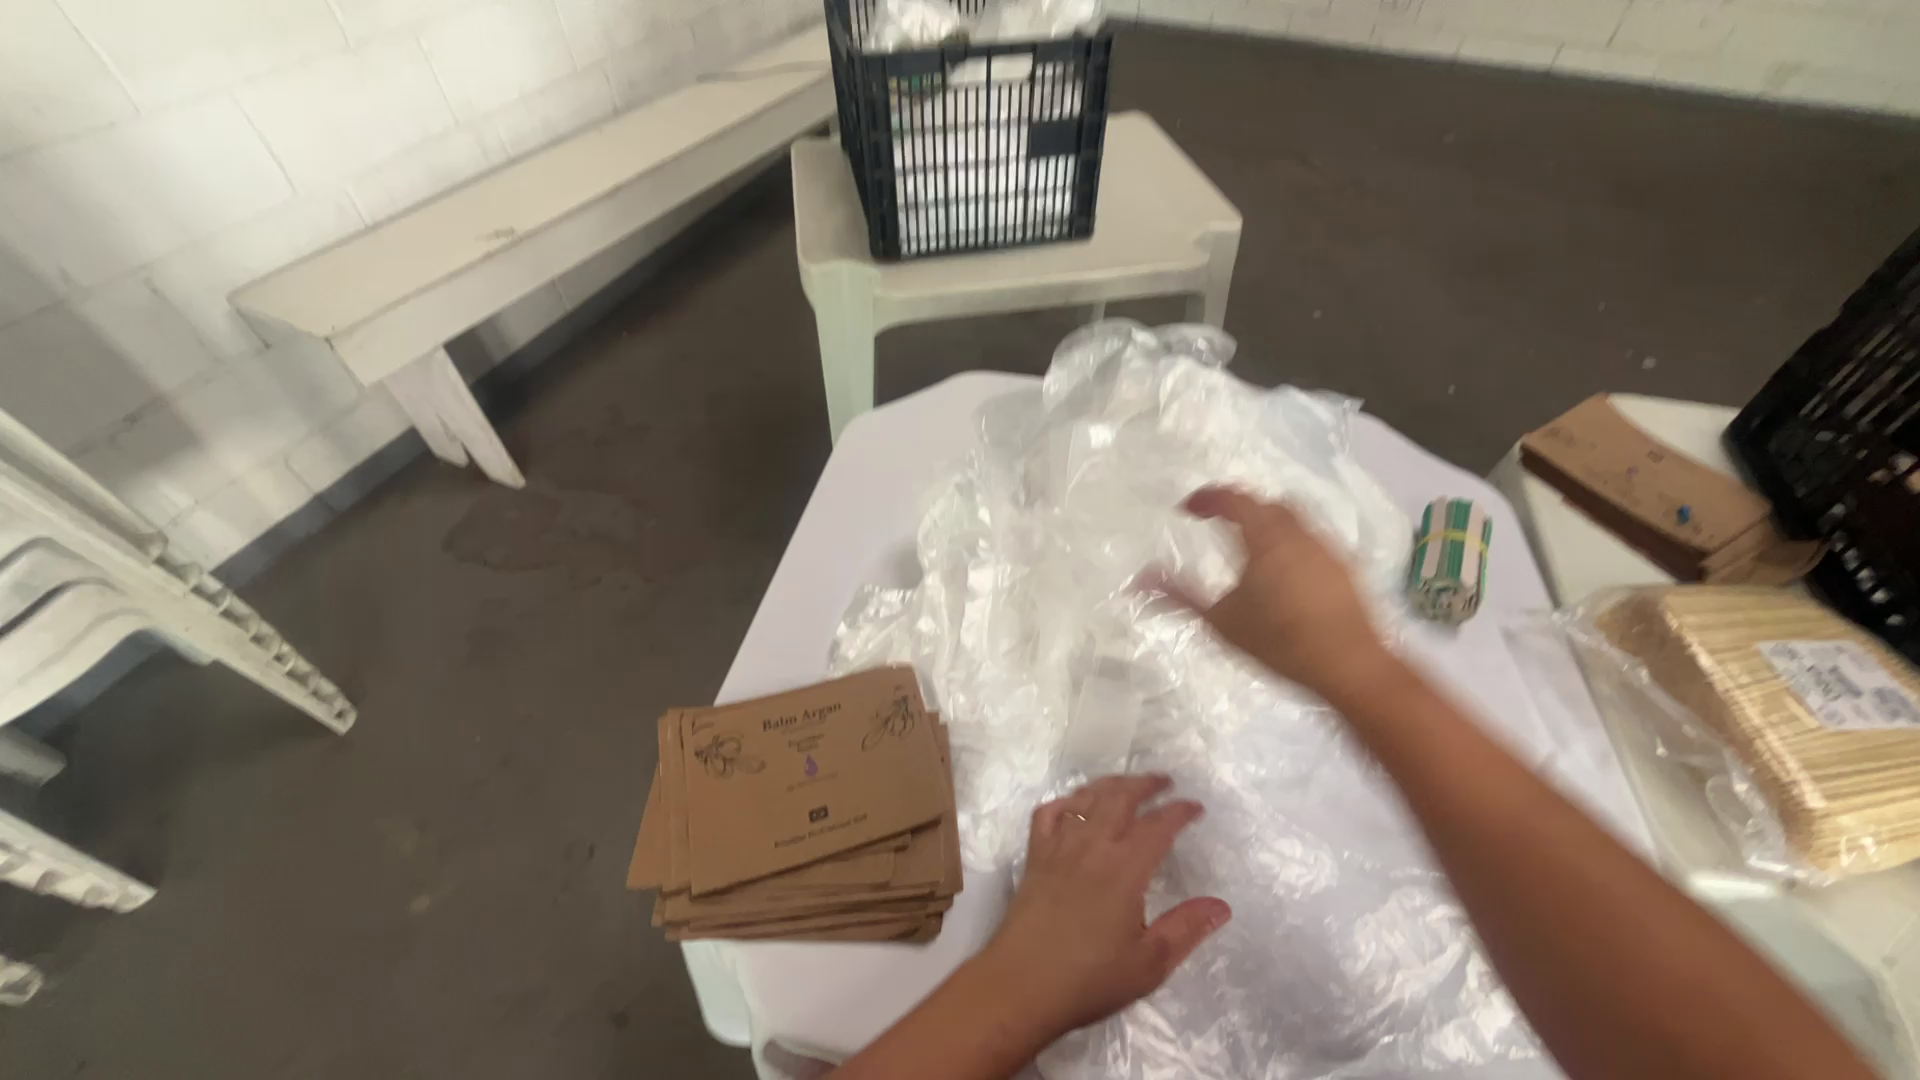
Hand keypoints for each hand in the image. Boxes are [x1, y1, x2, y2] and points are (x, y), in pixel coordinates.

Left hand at [971, 774, 1229, 1038]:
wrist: (1021, 984)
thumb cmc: (1090, 978)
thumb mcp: (1149, 963)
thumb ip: (1186, 929)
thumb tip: (1221, 905)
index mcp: (1124, 869)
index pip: (1157, 826)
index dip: (1179, 811)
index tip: (1195, 806)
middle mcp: (1091, 846)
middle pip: (1120, 797)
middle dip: (1145, 784)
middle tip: (1164, 781)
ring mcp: (1058, 847)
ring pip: (1085, 798)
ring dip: (1110, 784)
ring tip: (1126, 784)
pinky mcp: (1034, 856)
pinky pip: (1049, 813)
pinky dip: (1066, 801)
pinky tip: (1075, 805)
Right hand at [1173, 486, 1396, 700]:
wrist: (1350, 667)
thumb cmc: (1279, 643)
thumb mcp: (1220, 622)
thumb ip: (1179, 595)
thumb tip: (1139, 579)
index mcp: (1265, 539)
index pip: (1233, 499)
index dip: (1207, 498)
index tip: (1187, 509)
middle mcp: (1299, 534)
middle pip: (1267, 503)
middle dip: (1240, 506)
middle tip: (1217, 522)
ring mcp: (1327, 549)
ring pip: (1295, 518)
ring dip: (1268, 522)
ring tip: (1250, 546)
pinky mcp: (1346, 568)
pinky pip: (1314, 539)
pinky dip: (1291, 542)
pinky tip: (1284, 572)